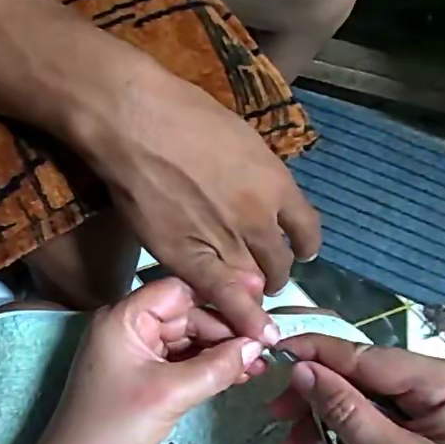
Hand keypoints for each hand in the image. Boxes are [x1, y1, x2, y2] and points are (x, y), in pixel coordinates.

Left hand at [36, 278, 269, 443]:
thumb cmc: (115, 425)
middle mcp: (130, 325)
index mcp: (124, 316)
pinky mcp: (145, 373)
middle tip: (266, 346)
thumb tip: (257, 346)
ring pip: (189, 338)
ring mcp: (137, 350)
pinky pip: (183, 360)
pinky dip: (209, 367)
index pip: (180, 290)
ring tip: (260, 365)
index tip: (259, 312)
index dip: (220, 299)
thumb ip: (216, 367)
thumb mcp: (169, 393)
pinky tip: (239, 375)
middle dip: (226, 331)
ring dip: (222, 351)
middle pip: (188, 314)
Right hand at [80, 69, 321, 345]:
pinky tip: (253, 329)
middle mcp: (259, 218)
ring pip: (254, 280)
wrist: (137, 123)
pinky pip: (223, 293)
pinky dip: (241, 315)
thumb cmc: (184, 114)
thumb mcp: (240, 138)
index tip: (299, 251)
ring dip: (255, 289)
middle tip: (266, 277)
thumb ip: (256, 175)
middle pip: (280, 261)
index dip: (304, 245)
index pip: (307, 228)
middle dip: (276, 273)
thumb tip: (259, 196)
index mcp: (277, 183)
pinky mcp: (189, 257)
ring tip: (248, 294)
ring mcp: (225, 241)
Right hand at [268, 334, 444, 443]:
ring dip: (338, 424)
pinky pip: (390, 421)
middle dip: (323, 399)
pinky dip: (362, 439)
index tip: (275, 354)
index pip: (369, 356)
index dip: (318, 354)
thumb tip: (301, 369)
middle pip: (369, 378)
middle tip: (279, 420)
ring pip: (375, 402)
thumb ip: (344, 410)